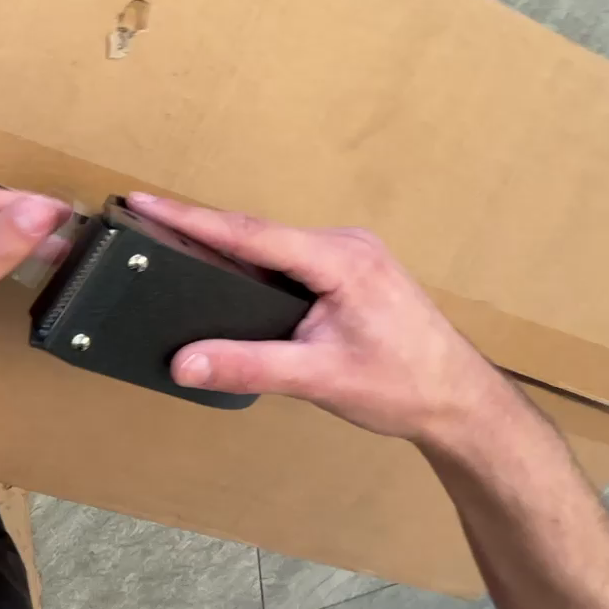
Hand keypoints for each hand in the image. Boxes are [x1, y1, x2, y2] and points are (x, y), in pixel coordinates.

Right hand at [126, 192, 518, 443]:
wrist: (465, 406)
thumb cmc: (405, 388)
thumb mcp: (320, 378)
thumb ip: (248, 366)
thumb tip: (182, 363)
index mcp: (341, 260)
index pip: (249, 233)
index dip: (190, 218)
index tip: (143, 202)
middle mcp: (343, 245)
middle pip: (253, 229)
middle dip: (196, 223)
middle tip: (143, 218)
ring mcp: (346, 255)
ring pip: (267, 241)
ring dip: (219, 239)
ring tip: (168, 238)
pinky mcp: (344, 271)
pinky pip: (281, 254)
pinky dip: (244, 256)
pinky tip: (220, 266)